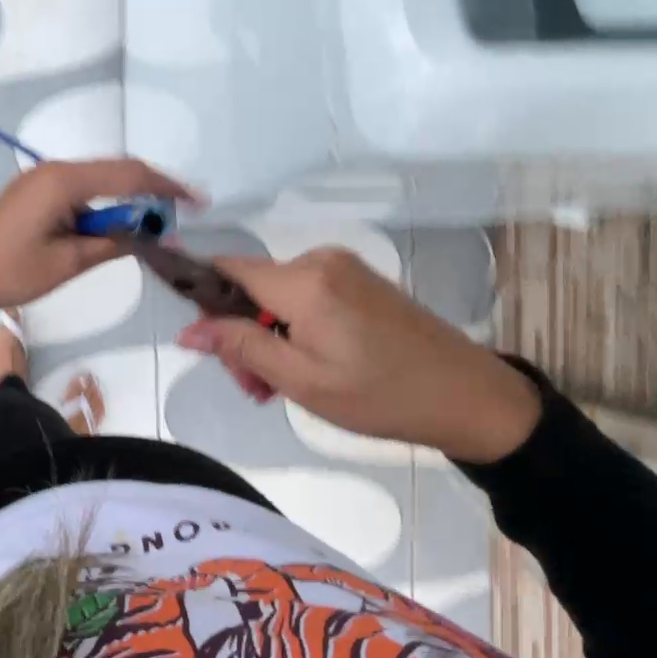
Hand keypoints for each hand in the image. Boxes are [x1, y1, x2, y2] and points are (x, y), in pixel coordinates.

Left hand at [0, 160, 193, 321]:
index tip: (198, 201)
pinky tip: (118, 223)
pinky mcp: (38, 190)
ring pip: (101, 179)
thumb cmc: (13, 272)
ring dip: (127, 198)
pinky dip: (105, 203)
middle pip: (117, 170)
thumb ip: (116, 243)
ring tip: (155, 223)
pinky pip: (82, 188)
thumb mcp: (70, 262)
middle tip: (182, 213)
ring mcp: (45, 177)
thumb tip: (156, 236)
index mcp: (64, 181)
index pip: (129, 175)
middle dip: (151, 190)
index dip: (167, 187)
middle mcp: (56, 169)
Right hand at [174, 249, 542, 463]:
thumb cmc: (380, 395)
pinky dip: (294, 329)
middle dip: (241, 334)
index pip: (226, 269)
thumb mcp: (301, 381)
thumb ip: (241, 347)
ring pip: (275, 296)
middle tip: (255, 388)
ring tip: (282, 387)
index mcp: (303, 282)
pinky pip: (304, 296)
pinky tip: (307, 366)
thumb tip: (187, 330)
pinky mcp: (360, 281)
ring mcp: (343, 268)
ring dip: (267, 337)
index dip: (201, 296)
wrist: (469, 396)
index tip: (202, 342)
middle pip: (250, 287)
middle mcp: (319, 261)